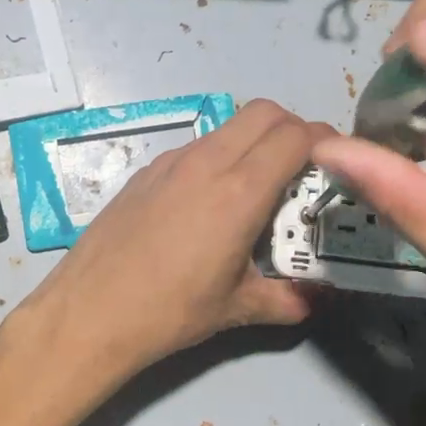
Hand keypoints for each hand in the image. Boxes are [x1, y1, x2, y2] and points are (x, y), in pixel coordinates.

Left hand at [19, 100, 334, 380]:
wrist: (89, 313)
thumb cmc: (169, 312)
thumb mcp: (237, 310)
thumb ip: (288, 299)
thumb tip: (318, 299)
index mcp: (239, 191)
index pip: (294, 136)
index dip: (324, 141)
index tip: (336, 161)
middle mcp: (207, 163)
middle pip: (264, 112)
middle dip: (293, 129)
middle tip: (302, 168)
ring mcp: (171, 162)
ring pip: (227, 126)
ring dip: (254, 140)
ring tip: (259, 185)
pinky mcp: (145, 172)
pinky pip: (196, 147)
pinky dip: (219, 156)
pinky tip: (210, 202)